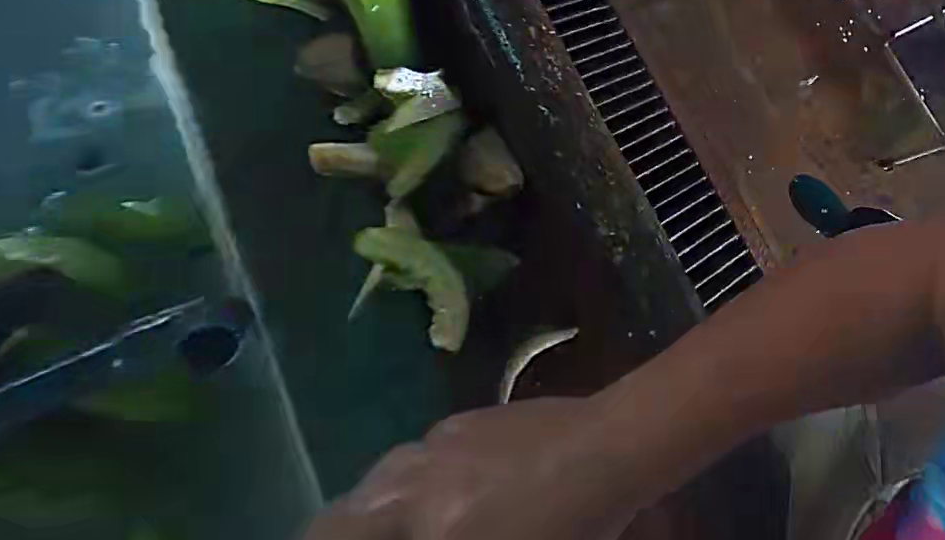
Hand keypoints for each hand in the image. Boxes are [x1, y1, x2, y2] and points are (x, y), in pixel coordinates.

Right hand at [301, 397, 642, 539]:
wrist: (607, 448)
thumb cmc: (566, 528)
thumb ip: (433, 539)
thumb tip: (417, 531)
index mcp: (425, 520)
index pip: (337, 534)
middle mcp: (420, 474)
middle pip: (346, 512)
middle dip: (340, 539)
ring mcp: (445, 437)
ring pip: (381, 477)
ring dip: (372, 511)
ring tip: (395, 533)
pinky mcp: (470, 416)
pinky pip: (417, 454)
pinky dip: (409, 481)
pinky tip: (438, 496)